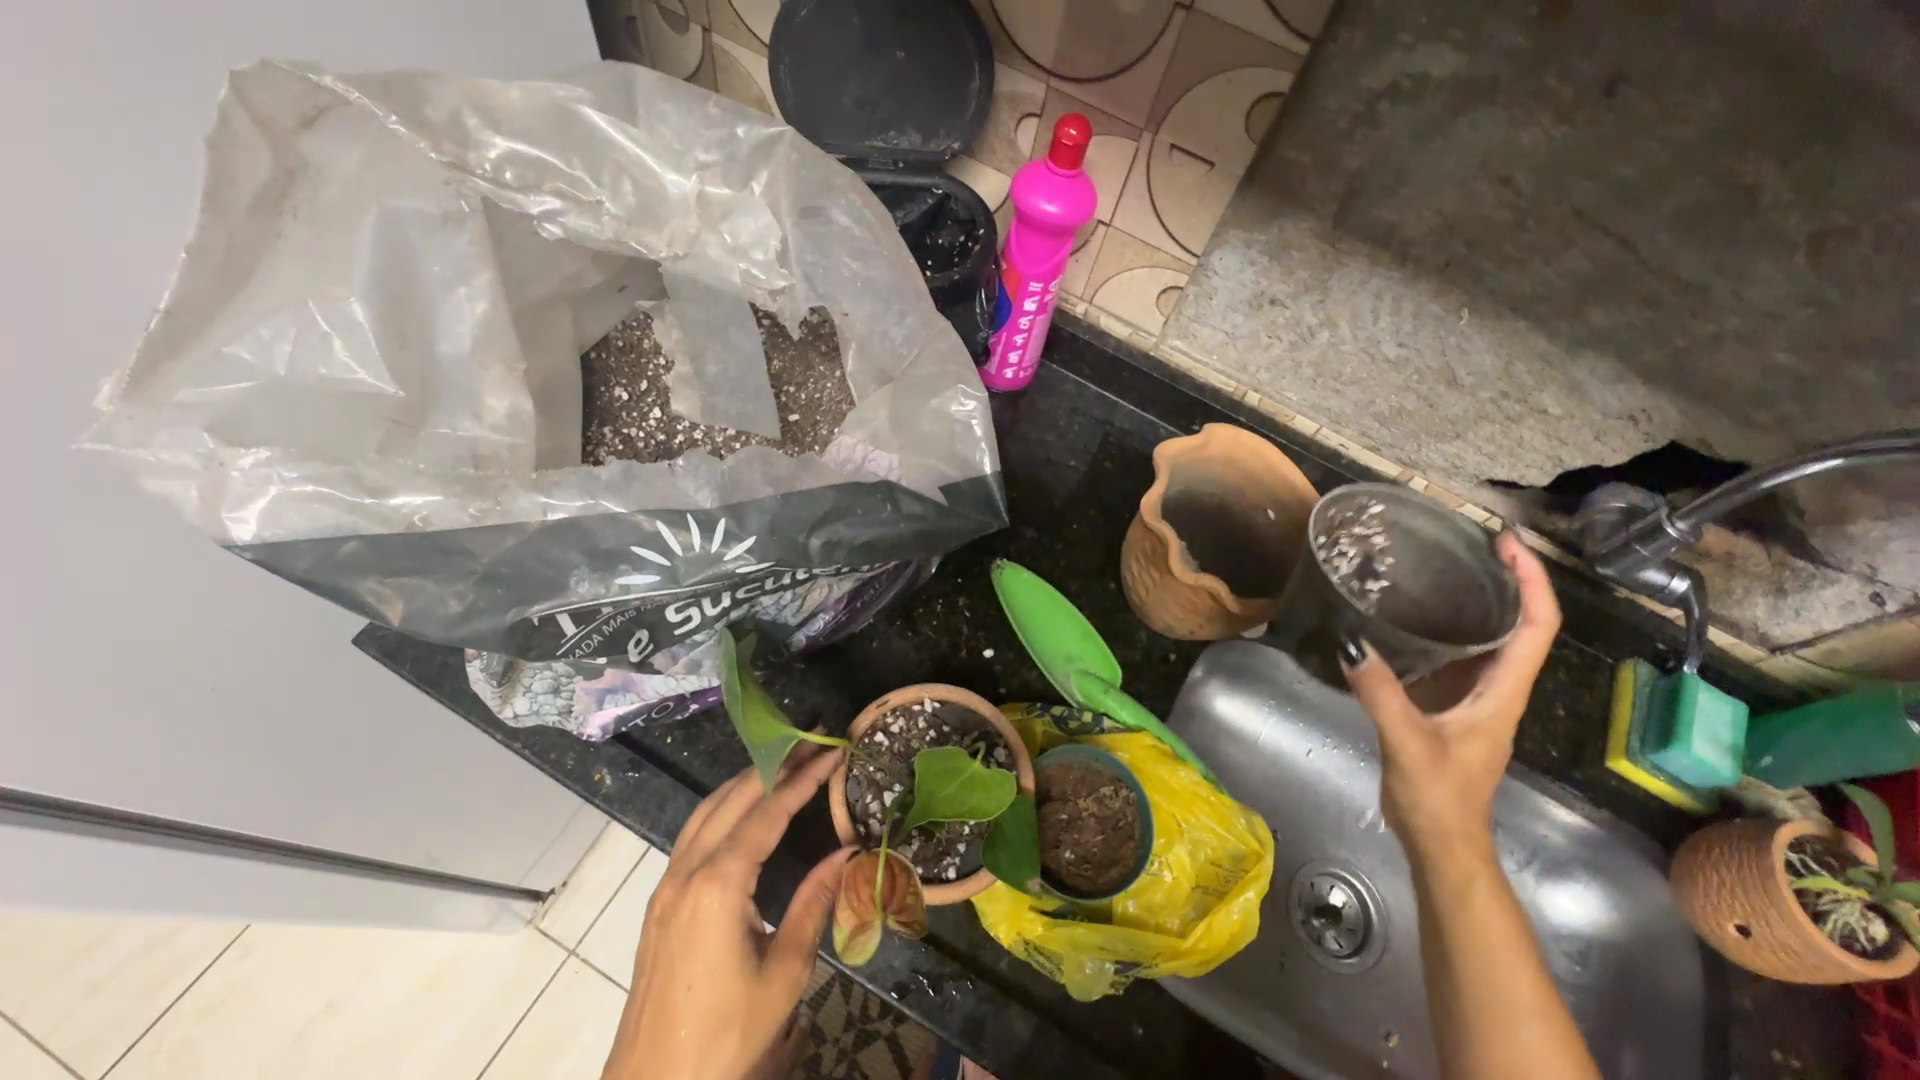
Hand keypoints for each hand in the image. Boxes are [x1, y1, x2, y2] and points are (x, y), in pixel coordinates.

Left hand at [603, 744, 853, 1079]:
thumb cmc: (729, 1033)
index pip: (768, 812)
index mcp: (720, 884)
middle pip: (732, 799)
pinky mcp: (659, 903)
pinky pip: (692, 836)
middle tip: (812, 745)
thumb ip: (815, 903)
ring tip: (783, 766)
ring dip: (744, 784)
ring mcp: (666, 886)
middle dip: (773, 767)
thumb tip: (847, 850)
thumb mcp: (785, 972)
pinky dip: (722, 811)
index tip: (832, 751)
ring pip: (705, 813)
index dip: (803, 779)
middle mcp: (687, 872)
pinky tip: (743, 815)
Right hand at [1339, 531, 1561, 863]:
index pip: (1536, 626)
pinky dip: (1442, 630)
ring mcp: (1474, 698)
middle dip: (1506, 580)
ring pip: (1488, 639)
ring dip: (1477, 602)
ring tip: (1442, 569)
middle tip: (1470, 542)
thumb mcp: (1407, 742)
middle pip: (1519, 624)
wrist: (1441, 842)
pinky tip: (1408, 620)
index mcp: (1503, 691)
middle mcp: (1497, 688)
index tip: (1506, 544)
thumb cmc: (1439, 796)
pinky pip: (1455, 657)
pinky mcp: (1450, 707)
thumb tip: (1349, 641)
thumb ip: (1381, 693)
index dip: (1531, 581)